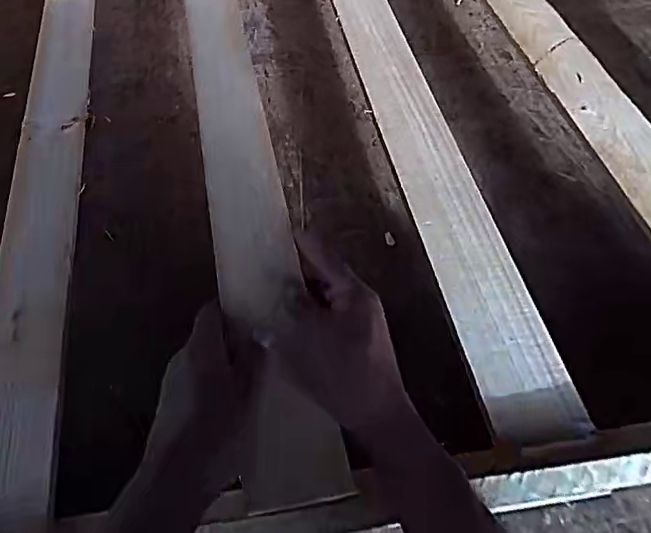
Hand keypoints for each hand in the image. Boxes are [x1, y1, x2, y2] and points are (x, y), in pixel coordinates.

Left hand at [109, 302, 261, 532]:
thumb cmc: (214, 431)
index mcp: (200, 347)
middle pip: (206, 337)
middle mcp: (181, 356)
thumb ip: (253, 361)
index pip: (211, 311)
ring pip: (200, 361)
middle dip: (229, 345)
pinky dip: (207, 388)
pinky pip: (192, 382)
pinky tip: (223, 412)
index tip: (251, 322)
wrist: (173, 479)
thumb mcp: (245, 396)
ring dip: (219, 368)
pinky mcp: (167, 403)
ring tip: (243, 389)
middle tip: (256, 359)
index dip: (230, 313)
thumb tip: (260, 332)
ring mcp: (170, 380)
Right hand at [260, 233, 415, 442]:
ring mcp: (360, 318)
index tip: (280, 231)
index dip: (302, 242)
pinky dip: (311, 308)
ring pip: (326, 293)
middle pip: (325, 272)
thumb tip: (284, 288)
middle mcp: (359, 298)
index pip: (324, 255)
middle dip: (298, 266)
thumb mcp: (316, 339)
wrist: (382, 419)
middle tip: (269, 260)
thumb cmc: (349, 376)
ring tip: (273, 286)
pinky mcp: (356, 336)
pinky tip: (291, 316)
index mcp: (354, 292)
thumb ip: (298, 309)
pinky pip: (329, 310)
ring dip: (303, 290)